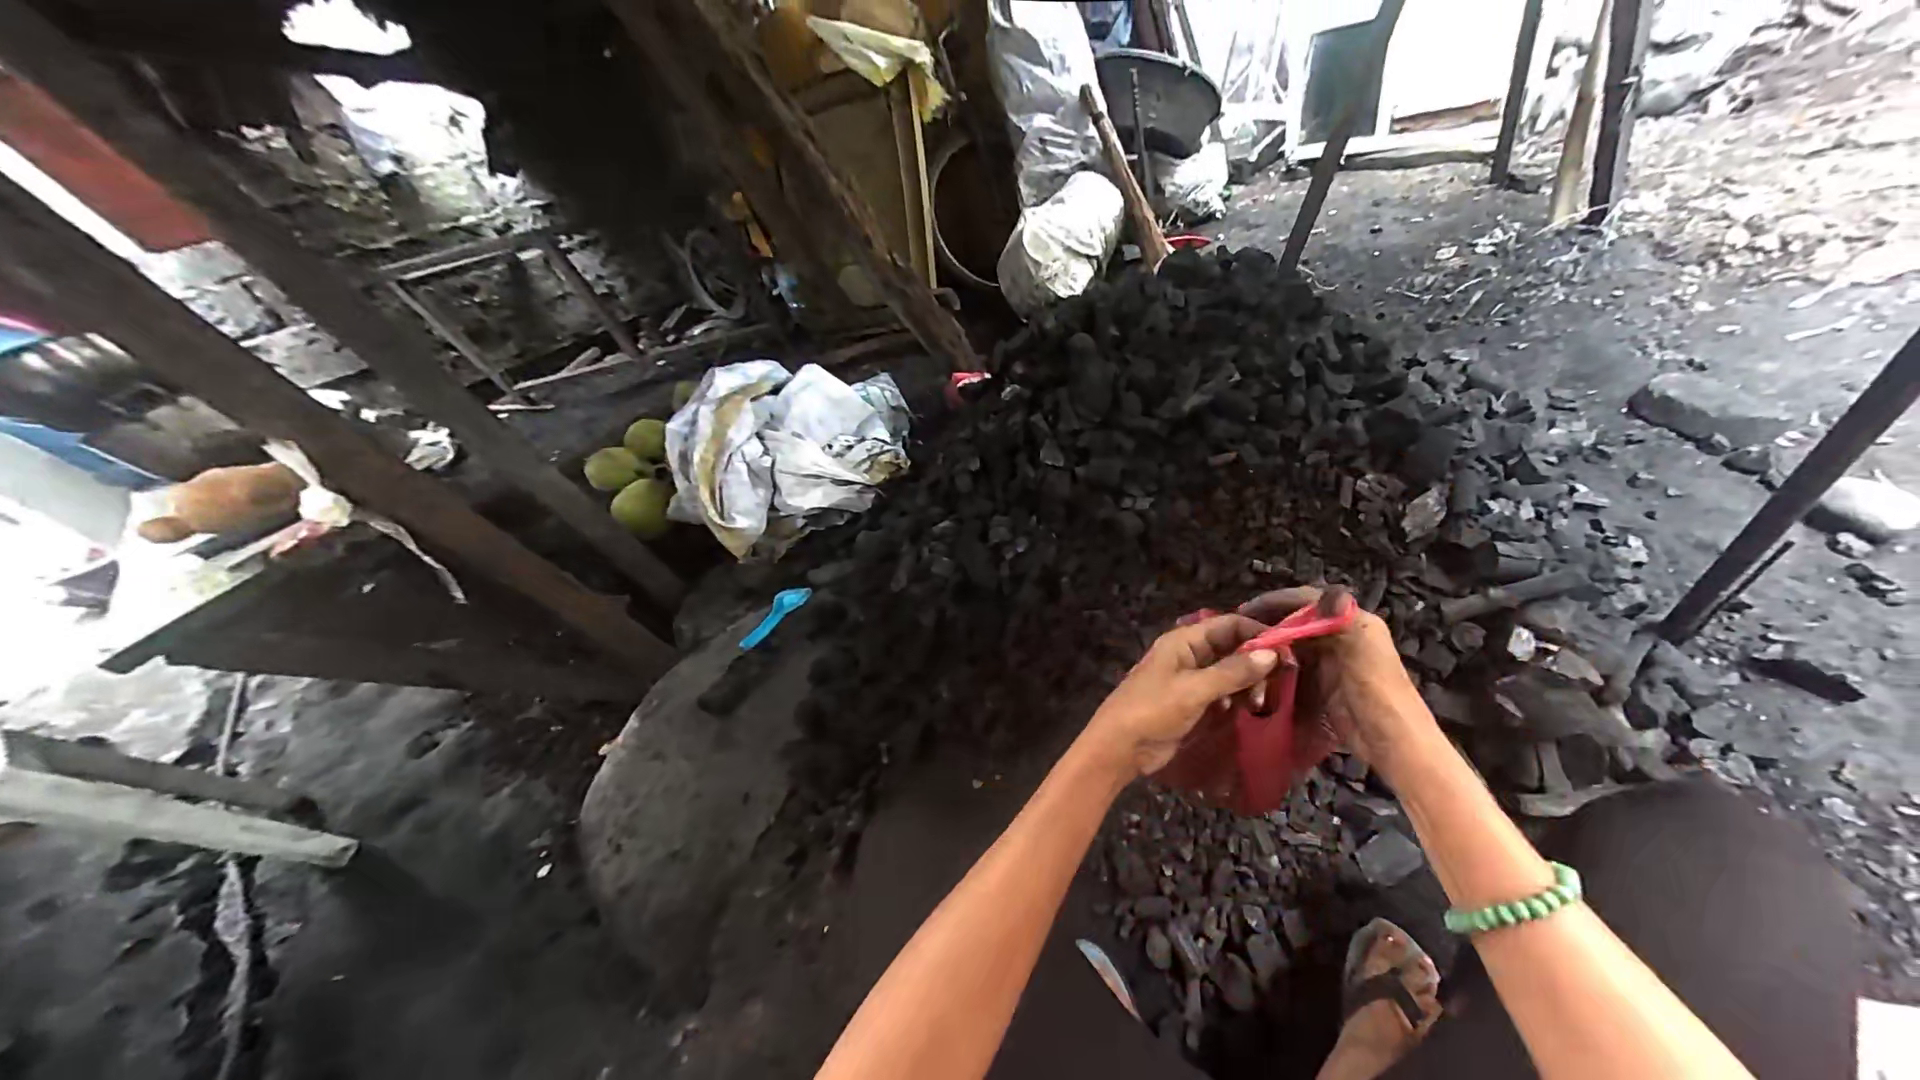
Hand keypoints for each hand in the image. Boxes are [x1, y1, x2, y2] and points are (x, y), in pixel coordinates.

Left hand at [1082, 614, 1279, 778]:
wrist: (1120, 747)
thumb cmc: (1153, 711)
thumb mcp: (1194, 690)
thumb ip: (1233, 672)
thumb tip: (1272, 653)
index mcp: (1183, 641)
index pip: (1228, 624)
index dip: (1257, 633)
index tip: (1286, 652)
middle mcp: (1189, 654)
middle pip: (1232, 647)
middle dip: (1256, 663)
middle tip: (1273, 686)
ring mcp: (1190, 679)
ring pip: (1230, 672)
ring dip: (1248, 684)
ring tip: (1256, 704)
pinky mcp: (1193, 702)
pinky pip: (1223, 692)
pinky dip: (1236, 698)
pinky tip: (1244, 711)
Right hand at [1236, 587, 1436, 777]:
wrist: (1392, 744)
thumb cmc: (1379, 694)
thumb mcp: (1363, 653)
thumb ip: (1344, 622)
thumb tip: (1332, 591)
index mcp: (1354, 623)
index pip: (1309, 601)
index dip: (1277, 601)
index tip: (1246, 609)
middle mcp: (1340, 636)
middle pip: (1296, 620)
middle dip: (1267, 621)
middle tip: (1237, 629)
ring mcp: (1330, 660)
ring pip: (1292, 642)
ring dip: (1269, 642)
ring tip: (1242, 648)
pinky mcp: (1321, 682)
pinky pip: (1292, 665)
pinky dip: (1274, 663)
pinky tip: (1257, 667)